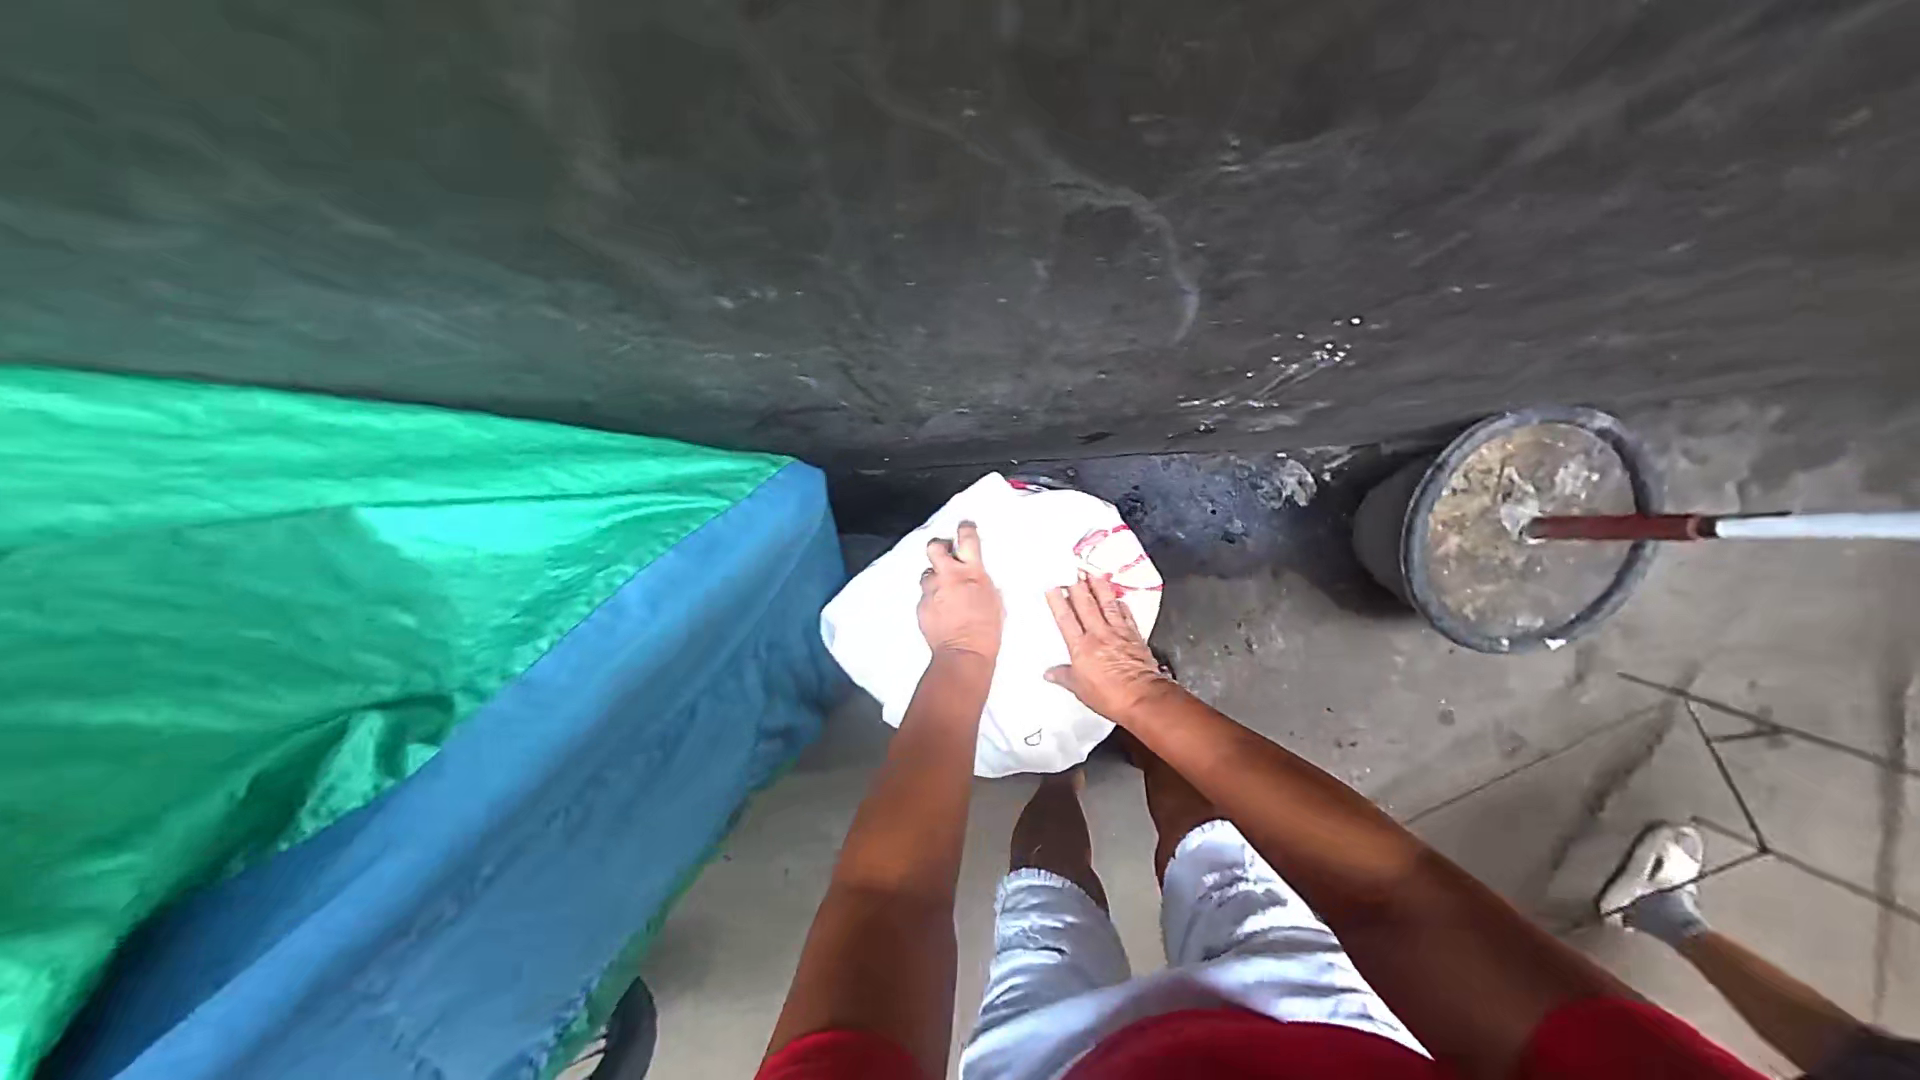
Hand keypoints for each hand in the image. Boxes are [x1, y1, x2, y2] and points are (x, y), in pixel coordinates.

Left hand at [917, 521, 1002, 660]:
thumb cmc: (988, 630)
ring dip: (934, 578)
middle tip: (945, 554)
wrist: (964, 653)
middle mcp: (949, 576)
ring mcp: (932, 591)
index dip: (965, 529)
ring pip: (926, 573)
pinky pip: (924, 596)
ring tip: (942, 590)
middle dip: (939, 547)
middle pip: (934, 547)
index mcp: (972, 572)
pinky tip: (940, 612)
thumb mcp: (995, 601)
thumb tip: (978, 579)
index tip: (964, 526)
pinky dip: (931, 600)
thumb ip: (983, 584)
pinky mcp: (921, 606)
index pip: (967, 539)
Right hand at [1045, 573, 1179, 722]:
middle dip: (1078, 586)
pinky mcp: (1134, 637)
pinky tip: (1118, 598)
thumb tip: (1049, 673)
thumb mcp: (1080, 689)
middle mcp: (1098, 634)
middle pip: (1085, 605)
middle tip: (1072, 570)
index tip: (1053, 586)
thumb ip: (1064, 676)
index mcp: (1081, 647)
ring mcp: (1118, 633)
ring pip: (1106, 604)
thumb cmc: (1109, 696)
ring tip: (1093, 574)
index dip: (1058, 601)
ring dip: (1099, 588)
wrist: (1143, 698)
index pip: (1066, 618)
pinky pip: (1126, 616)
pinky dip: (1121, 605)